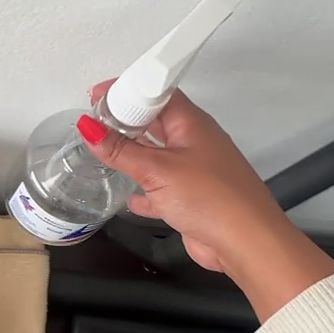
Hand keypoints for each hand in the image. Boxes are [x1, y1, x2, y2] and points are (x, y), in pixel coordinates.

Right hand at [81, 81, 333, 319]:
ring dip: (133, 153)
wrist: (245, 242)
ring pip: (158, 154)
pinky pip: (162, 187)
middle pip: (156, 121)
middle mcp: (194, 142)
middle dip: (127, 120)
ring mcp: (195, 170)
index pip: (156, 93)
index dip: (127, 90)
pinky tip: (130, 198)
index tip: (96, 96)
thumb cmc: (209, 197)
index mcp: (191, 124)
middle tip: (95, 121)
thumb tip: (88, 127)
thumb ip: (120, 150)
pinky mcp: (192, 197)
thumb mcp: (156, 169)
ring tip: (104, 152)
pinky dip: (144, 189)